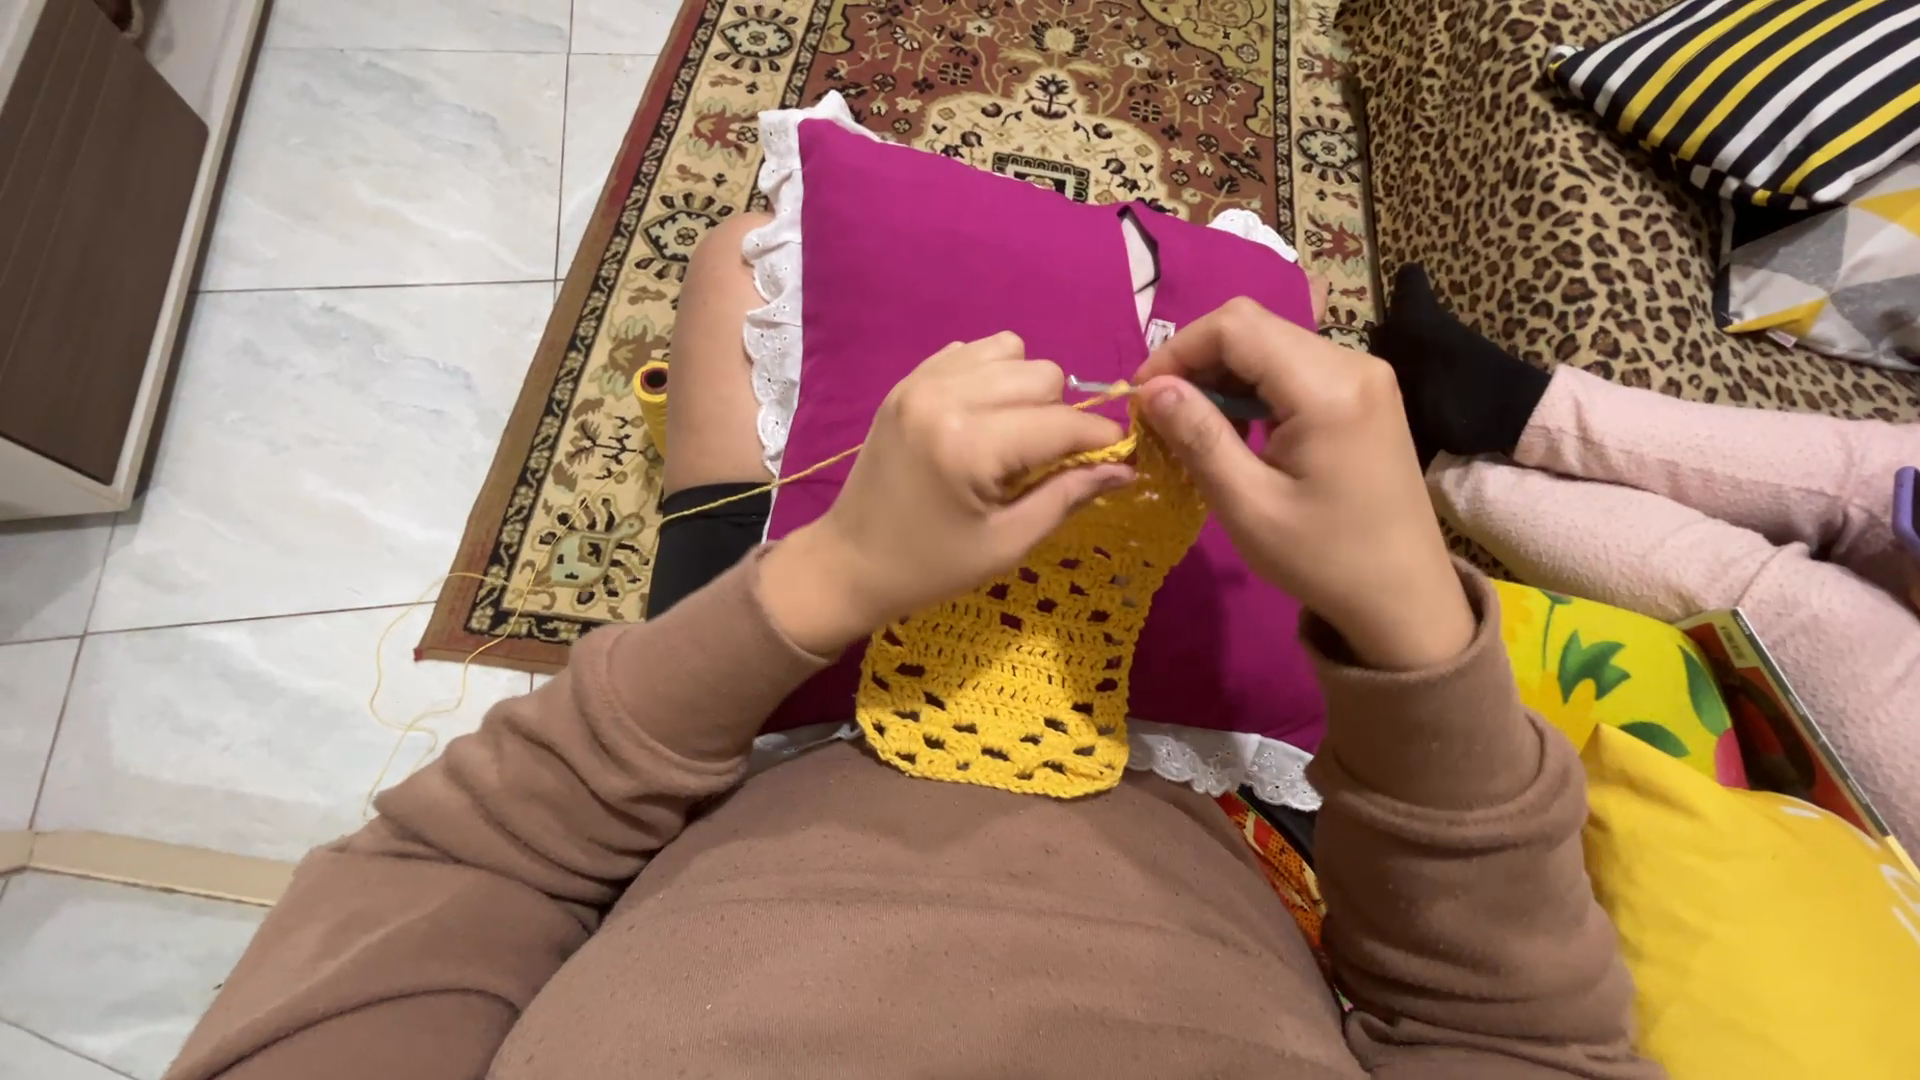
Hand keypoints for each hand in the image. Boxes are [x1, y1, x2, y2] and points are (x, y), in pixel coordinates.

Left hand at [762, 333, 1133, 654]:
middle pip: (1042, 373)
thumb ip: (1067, 496)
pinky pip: (972, 352)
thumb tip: (1125, 467)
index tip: (1115, 457)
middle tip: (1047, 459)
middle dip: (1060, 414)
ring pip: (1011, 351)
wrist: (848, 561)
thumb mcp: (1006, 544)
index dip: (1100, 438)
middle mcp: (945, 396)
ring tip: (1013, 434)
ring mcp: (921, 382)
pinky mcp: (907, 381)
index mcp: (970, 446)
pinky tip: (982, 417)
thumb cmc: (930, 566)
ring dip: (1027, 389)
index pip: (1062, 422)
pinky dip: (991, 376)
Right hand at [1133, 298, 1472, 669]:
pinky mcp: (1362, 392)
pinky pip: (1291, 367)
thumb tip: (1150, 387)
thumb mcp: (1246, 504)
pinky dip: (1250, 387)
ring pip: (1269, 344)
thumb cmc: (1321, 558)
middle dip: (1195, 361)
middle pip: (1253, 327)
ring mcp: (1363, 375)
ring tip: (1192, 426)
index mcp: (1328, 388)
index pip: (1235, 327)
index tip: (1142, 396)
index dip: (1177, 350)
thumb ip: (1198, 436)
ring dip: (1220, 375)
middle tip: (1160, 414)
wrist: (1402, 595)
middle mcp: (1353, 363)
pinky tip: (1235, 427)